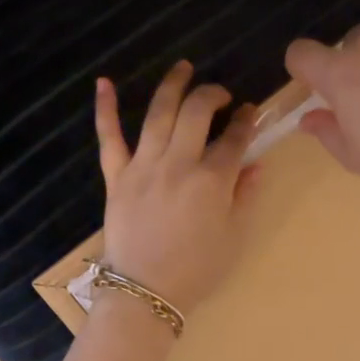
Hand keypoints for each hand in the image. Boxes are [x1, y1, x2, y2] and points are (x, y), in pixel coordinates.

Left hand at [94, 61, 260, 312]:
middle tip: (221, 95)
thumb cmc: (196, 270)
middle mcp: (178, 163)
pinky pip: (109, 137)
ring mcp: (143, 167)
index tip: (251, 114)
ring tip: (184, 68)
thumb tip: (256, 164)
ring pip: (158, 113)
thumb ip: (244, 196)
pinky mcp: (116, 177)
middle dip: (213, 94)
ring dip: (173, 85)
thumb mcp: (232, 236)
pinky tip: (103, 83)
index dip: (247, 121)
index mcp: (212, 180)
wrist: (145, 292)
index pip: (235, 138)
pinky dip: (105, 109)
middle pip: (197, 112)